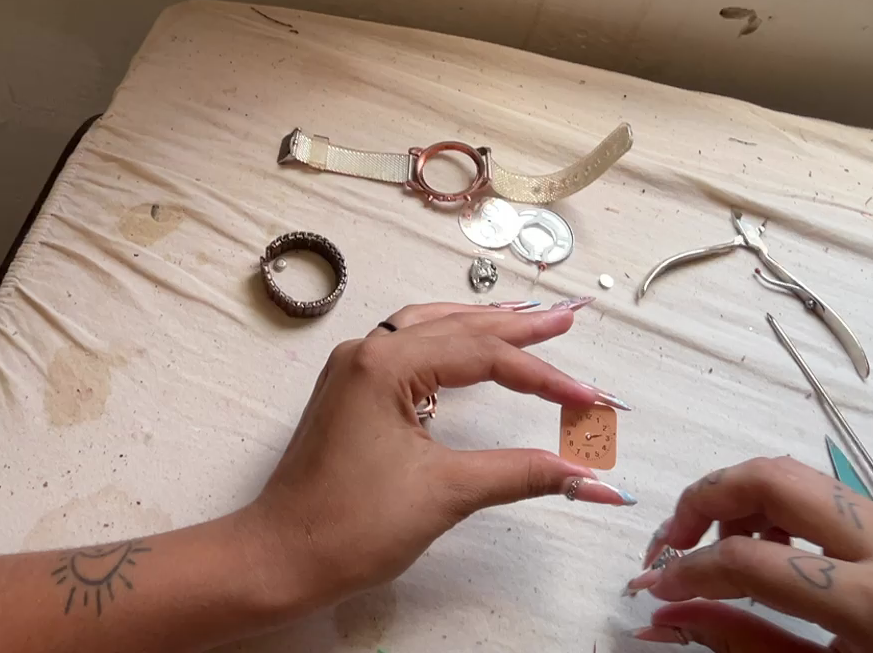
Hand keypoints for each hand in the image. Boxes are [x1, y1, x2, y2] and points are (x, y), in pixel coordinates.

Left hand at [239, 300, 633, 609]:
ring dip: (476, 326)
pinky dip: (445, 343)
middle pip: (454, 326)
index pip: (479, 354)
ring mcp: (354, 365)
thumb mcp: (445, 492)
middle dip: (513, 326)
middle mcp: (367, 350)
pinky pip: (406, 347)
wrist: (282, 554)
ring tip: (524, 321)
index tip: (588, 398)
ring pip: (427, 327)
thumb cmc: (354, 525)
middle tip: (564, 320)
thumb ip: (521, 474)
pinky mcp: (351, 386)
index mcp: (385, 363)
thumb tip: (590, 478)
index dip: (539, 375)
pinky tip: (467, 351)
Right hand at [628, 457, 872, 651]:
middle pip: (769, 477)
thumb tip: (667, 614)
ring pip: (792, 472)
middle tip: (674, 541)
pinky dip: (778, 507)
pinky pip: (823, 493)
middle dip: (704, 499)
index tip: (657, 585)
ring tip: (721, 548)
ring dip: (739, 498)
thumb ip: (746, 645)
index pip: (753, 561)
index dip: (691, 571)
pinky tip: (772, 548)